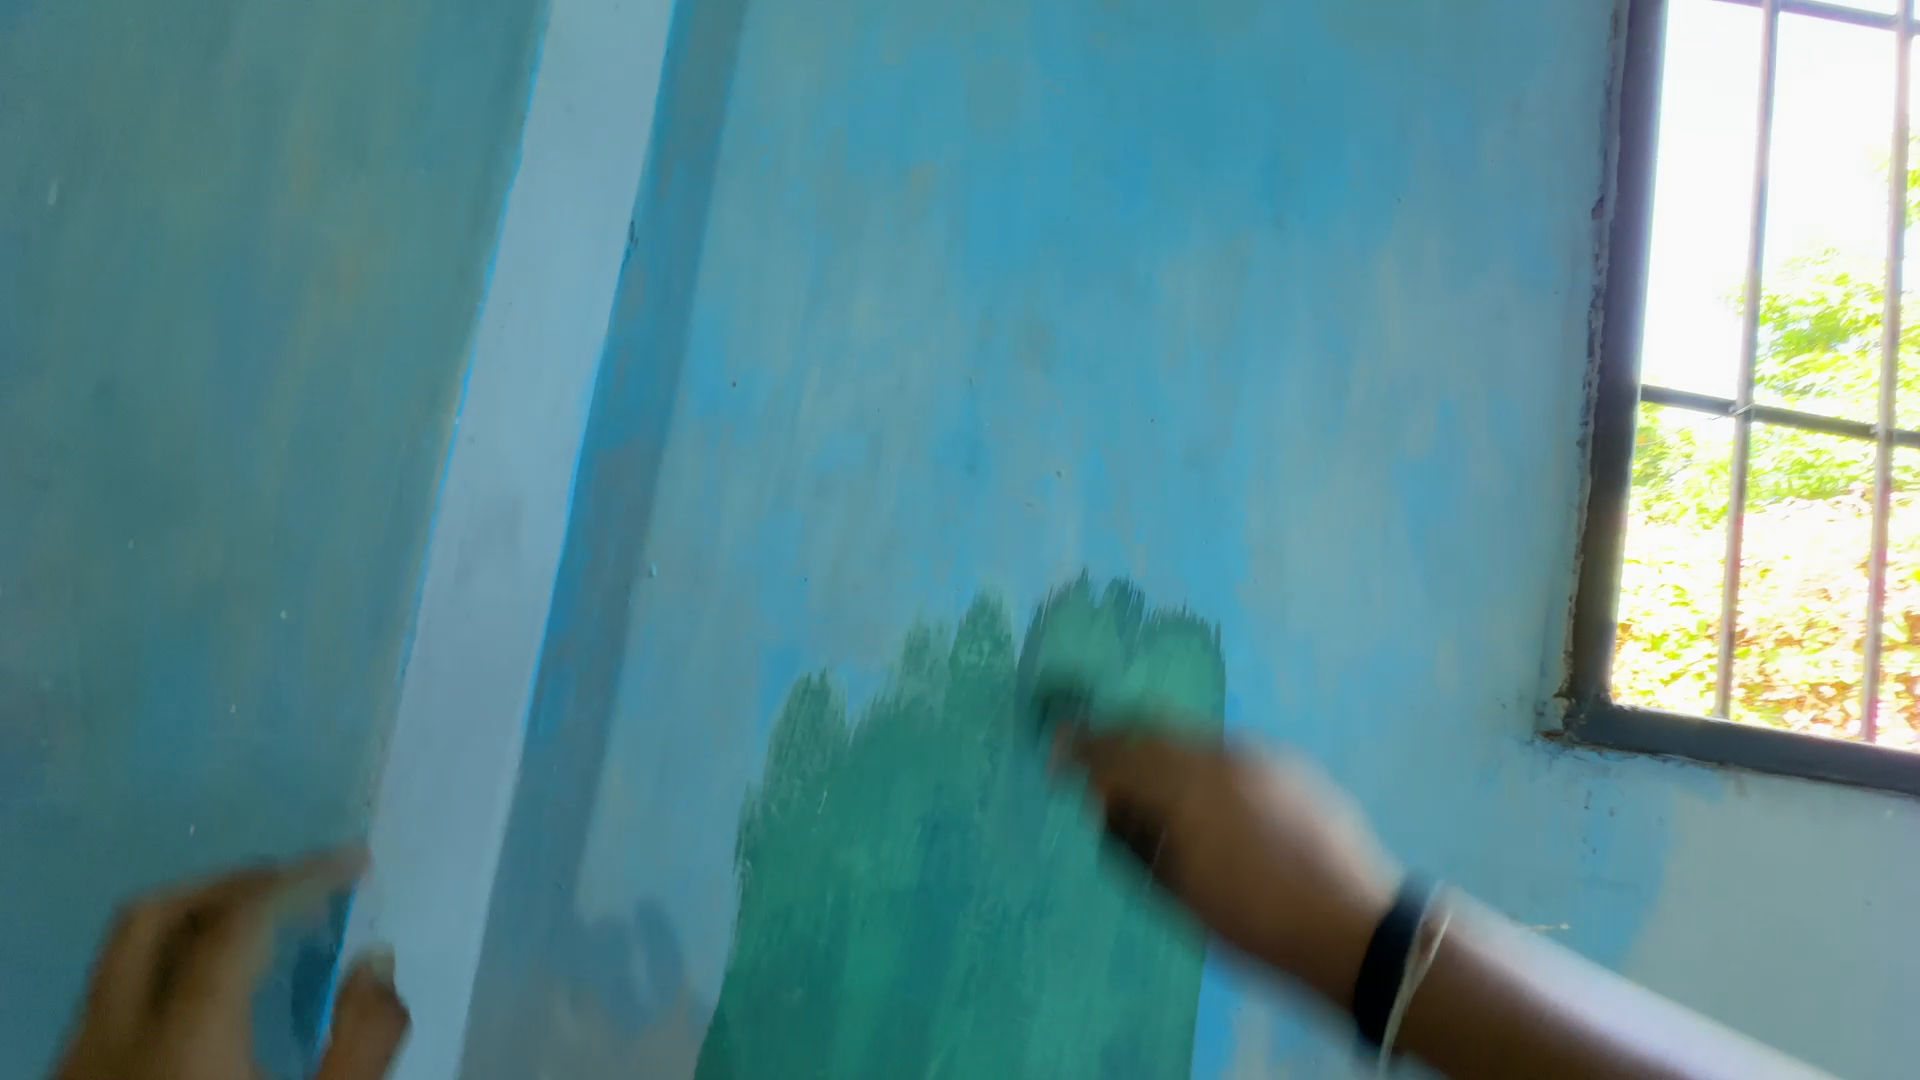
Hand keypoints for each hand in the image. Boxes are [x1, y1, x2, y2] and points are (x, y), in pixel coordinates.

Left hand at [51, 847, 410, 1079]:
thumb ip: (368, 1035)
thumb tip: (374, 960)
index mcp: (180, 1046)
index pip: (237, 923)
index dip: (303, 877)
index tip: (358, 863)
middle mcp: (107, 1046)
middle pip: (153, 918)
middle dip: (237, 880)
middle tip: (304, 881)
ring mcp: (75, 1069)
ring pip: (125, 954)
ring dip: (205, 917)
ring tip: (277, 924)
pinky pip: (120, 993)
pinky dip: (180, 959)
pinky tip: (233, 984)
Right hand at [1056, 722, 1397, 1006]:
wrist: (1357, 926)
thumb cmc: (1256, 922)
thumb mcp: (1178, 891)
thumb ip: (1133, 837)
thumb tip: (1102, 800)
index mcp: (1185, 790)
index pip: (1116, 756)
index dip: (1080, 749)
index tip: (1056, 746)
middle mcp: (1215, 756)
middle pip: (1148, 729)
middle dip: (1113, 736)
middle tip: (1087, 745)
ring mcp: (1253, 753)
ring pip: (1186, 734)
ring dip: (1153, 744)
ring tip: (1138, 764)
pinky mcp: (1282, 759)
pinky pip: (1221, 746)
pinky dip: (1193, 756)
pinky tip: (1197, 783)